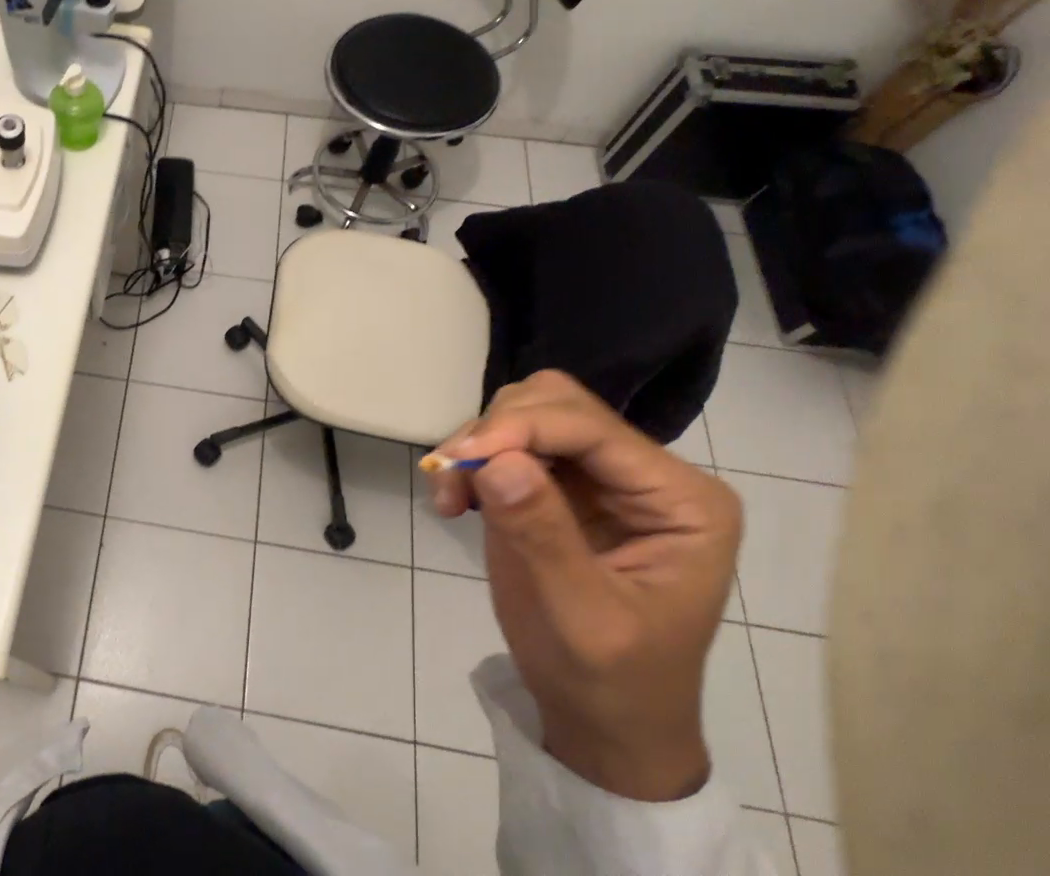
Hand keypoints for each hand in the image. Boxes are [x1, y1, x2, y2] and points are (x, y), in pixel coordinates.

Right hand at [426, 370, 741, 801]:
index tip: (459, 459)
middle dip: (498, 430)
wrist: (605, 724)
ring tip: (450, 498)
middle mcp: (644, 477)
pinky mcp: (557, 494)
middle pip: (560, 406)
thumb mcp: (582, 618)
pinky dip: (473, 463)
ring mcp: (599, 482)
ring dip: (479, 445)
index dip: (523, 428)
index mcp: (680, 500)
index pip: (595, 429)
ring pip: (528, 417)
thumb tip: (496, 460)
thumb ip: (544, 536)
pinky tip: (454, 502)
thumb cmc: (611, 681)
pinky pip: (508, 449)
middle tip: (452, 476)